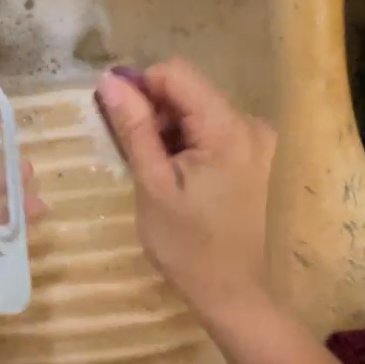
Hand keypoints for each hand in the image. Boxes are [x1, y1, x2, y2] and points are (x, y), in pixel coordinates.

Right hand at [95, 60, 277, 330]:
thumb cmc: (185, 244)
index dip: (140, 87)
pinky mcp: (250, 154)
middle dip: (152, 111)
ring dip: (164, 129)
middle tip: (129, 152)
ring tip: (150, 170)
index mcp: (228, 128)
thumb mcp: (152, 185)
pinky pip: (207, 129)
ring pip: (195, 109)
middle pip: (188, 90)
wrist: (228, 289)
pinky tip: (170, 174)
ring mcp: (254, 139)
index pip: (177, 74)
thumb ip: (135, 129)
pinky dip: (181, 142)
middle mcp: (249, 123)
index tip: (115, 119)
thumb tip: (110, 81)